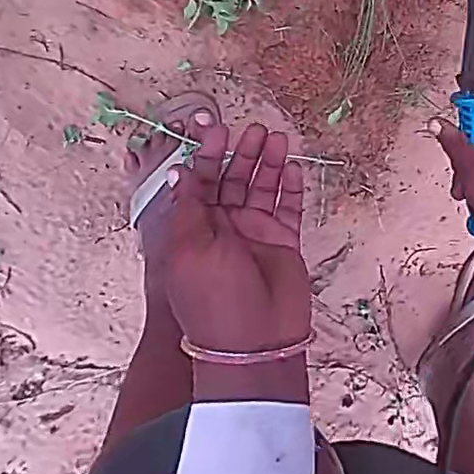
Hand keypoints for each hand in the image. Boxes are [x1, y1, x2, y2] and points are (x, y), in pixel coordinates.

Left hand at [159, 119, 310, 400]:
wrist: (256, 344)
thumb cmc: (215, 297)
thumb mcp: (189, 250)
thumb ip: (188, 208)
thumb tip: (178, 172)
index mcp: (197, 228)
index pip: (202, 181)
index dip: (209, 155)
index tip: (219, 129)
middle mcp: (226, 226)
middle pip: (235, 179)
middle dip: (244, 153)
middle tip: (256, 130)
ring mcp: (256, 233)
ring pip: (264, 188)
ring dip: (270, 163)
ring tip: (278, 138)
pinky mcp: (283, 241)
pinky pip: (288, 208)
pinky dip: (291, 187)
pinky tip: (294, 167)